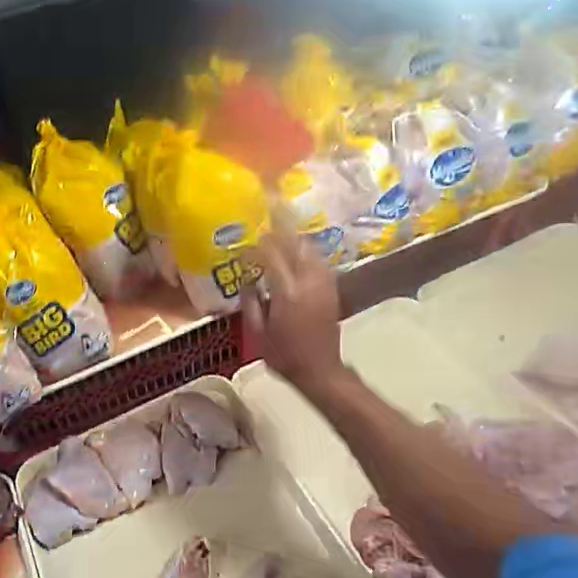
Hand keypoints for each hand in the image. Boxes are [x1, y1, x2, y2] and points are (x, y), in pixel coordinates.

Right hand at [248, 225, 346, 396]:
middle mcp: (308, 281)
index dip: (257, 242)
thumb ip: (251, 301)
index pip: (271, 254)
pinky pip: (317, 259)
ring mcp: (323, 282)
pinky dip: (305, 249)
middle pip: (294, 242)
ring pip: (309, 247)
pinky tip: (296, 248)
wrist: (321, 370)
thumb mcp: (258, 332)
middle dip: (280, 224)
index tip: (246, 236)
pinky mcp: (331, 287)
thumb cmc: (284, 356)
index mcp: (287, 292)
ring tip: (280, 224)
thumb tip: (246, 277)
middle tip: (267, 207)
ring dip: (294, 234)